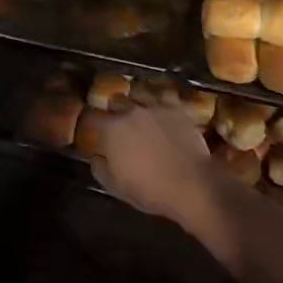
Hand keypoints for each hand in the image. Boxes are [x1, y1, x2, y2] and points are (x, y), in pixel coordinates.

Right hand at [87, 105, 223, 230]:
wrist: (190, 185)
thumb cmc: (149, 190)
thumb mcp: (116, 187)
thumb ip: (100, 168)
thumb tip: (97, 157)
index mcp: (112, 130)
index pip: (93, 118)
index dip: (92, 123)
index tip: (94, 130)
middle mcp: (131, 111)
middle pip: (116, 100)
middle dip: (114, 109)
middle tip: (118, 120)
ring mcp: (156, 107)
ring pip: (140, 92)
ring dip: (137, 99)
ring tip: (139, 108)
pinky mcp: (178, 108)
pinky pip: (166, 95)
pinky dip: (161, 98)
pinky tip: (162, 105)